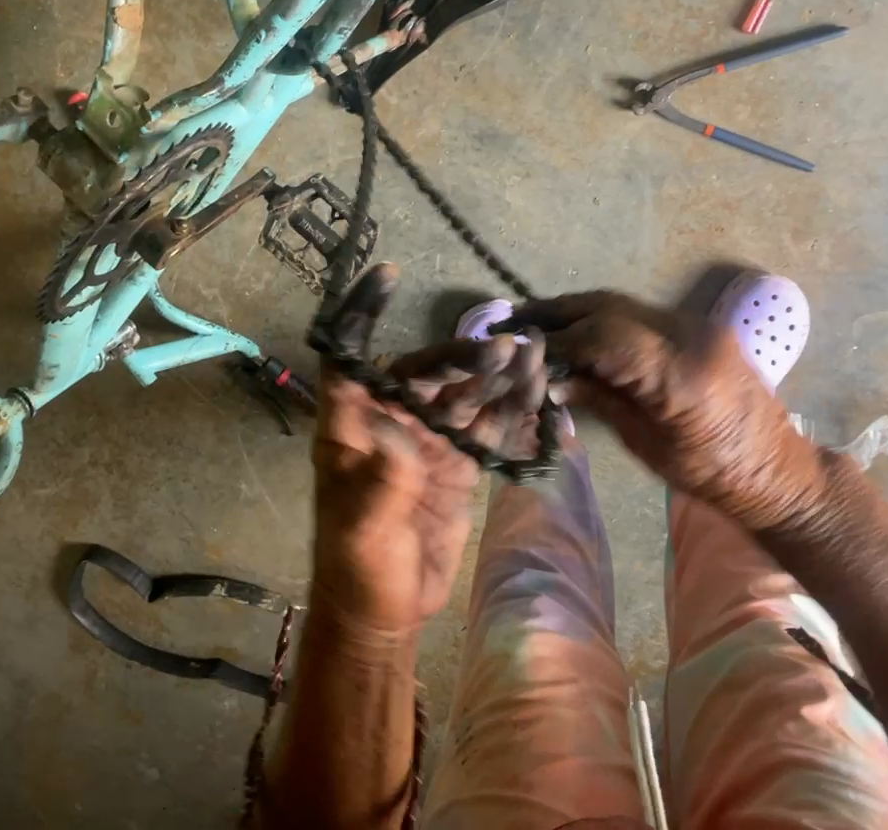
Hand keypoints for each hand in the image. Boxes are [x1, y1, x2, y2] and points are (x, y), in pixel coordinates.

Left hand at [309, 265, 543, 633]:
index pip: (351, 357)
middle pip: (424, 373)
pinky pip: (485, 427)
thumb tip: (398, 437)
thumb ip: (380, 481)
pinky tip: (536, 390)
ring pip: (462, 395)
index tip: (388, 275)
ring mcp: (427, 442)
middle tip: (505, 346)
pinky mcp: (457, 465)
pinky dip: (509, 409)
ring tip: (533, 356)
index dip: (363, 313)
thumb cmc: (356, 567)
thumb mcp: (360, 527)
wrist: (386, 612)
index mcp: (351, 426)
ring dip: (494, 376)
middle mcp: (389, 422)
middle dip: (461, 357)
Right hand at [510, 291, 830, 530]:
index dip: (558, 340)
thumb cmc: (711, 473)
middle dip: (557, 312)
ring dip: (576, 310)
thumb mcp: (645, 443)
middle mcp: (690, 336)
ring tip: (536, 322)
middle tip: (514, 320)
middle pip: (608, 307)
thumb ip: (600, 401)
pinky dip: (601, 318)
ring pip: (620, 303)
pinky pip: (638, 313)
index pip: (603, 336)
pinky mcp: (699, 327)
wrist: (779, 470)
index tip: (521, 350)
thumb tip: (550, 381)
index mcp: (679, 374)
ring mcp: (697, 325)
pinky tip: (578, 331)